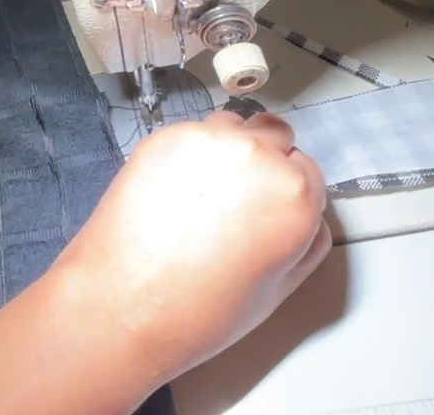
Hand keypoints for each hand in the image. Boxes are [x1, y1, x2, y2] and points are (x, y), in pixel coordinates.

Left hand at [51, 111, 331, 384]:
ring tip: (205, 190)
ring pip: (232, 125)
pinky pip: (191, 132)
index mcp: (294, 194)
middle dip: (265, 157)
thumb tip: (304, 211)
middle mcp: (255, 154)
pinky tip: (173, 187)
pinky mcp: (165, 133)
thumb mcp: (280, 287)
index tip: (271, 205)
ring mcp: (206, 138)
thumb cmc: (202, 308)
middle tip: (240, 194)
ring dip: (228, 146)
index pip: (307, 169)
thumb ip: (306, 239)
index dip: (289, 189)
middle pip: (275, 134)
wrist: (126, 301)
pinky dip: (189, 151)